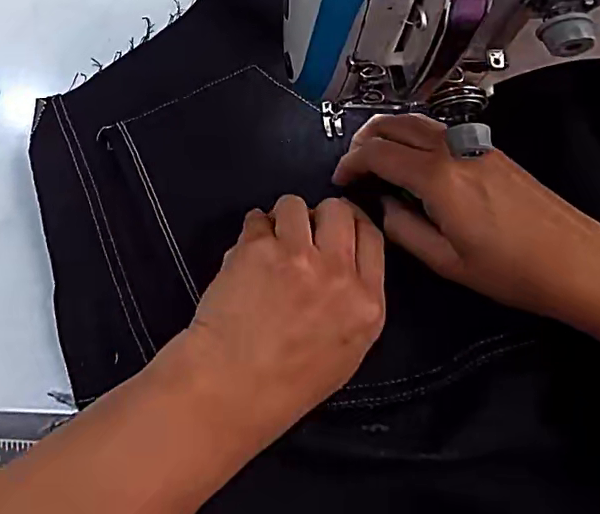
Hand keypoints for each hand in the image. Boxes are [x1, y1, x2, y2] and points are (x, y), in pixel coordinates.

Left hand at [160, 195, 385, 436]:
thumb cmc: (287, 385)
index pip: (370, 234)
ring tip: (269, 242)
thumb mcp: (347, 351)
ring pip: (296, 204)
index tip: (333, 226)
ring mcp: (299, 257)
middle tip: (300, 234)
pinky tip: (247, 251)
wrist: (228, 393)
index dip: (350, 223)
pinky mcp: (259, 249)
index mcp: (367, 302)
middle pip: (338, 210)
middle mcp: (339, 274)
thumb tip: (338, 253)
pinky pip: (257, 217)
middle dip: (319, 215)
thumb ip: (353, 300)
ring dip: (282, 219)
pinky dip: (252, 229)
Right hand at [333, 115, 599, 333]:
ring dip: (389, 131)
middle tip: (352, 162)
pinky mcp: (488, 149)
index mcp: (437, 178)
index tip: (340, 178)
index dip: (351, 162)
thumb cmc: (514, 270)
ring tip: (376, 155)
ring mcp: (472, 144)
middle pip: (394, 124)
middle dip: (365, 137)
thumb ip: (404, 230)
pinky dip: (412, 134)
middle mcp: (452, 149)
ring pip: (416, 120)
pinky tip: (413, 158)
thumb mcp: (448, 263)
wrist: (578, 260)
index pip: (378, 152)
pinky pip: (437, 129)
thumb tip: (383, 206)